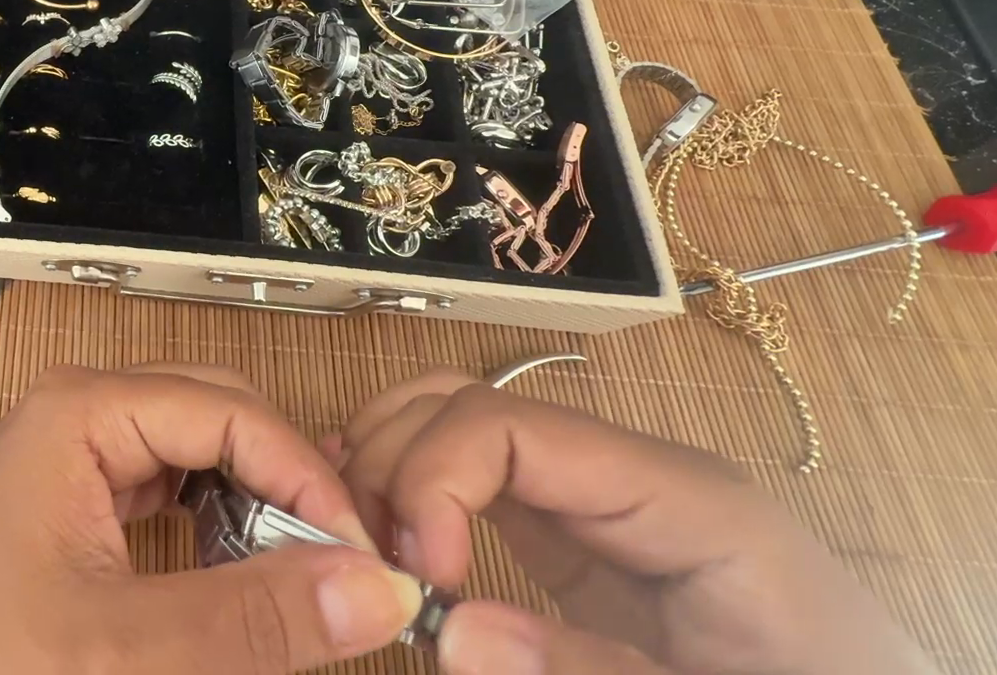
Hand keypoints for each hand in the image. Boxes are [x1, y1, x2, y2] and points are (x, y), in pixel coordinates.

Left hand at [0, 364, 426, 674]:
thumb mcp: (124, 647)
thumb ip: (252, 619)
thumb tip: (375, 591)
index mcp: (84, 409)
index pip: (228, 411)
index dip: (304, 476)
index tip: (363, 557)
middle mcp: (83, 408)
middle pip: (216, 413)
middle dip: (284, 480)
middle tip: (340, 562)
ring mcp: (79, 444)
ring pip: (197, 446)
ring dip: (254, 501)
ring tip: (298, 572)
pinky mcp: (79, 487)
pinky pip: (169, 482)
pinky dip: (215, 520)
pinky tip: (239, 570)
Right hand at [330, 369, 935, 674]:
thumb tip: (448, 632)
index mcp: (677, 493)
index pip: (505, 423)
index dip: (434, 476)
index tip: (416, 571)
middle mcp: (618, 469)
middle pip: (462, 404)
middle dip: (391, 464)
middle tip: (367, 554)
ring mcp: (585, 492)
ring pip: (448, 420)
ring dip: (384, 462)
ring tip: (362, 538)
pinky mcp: (566, 528)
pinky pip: (466, 472)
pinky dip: (402, 480)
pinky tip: (374, 517)